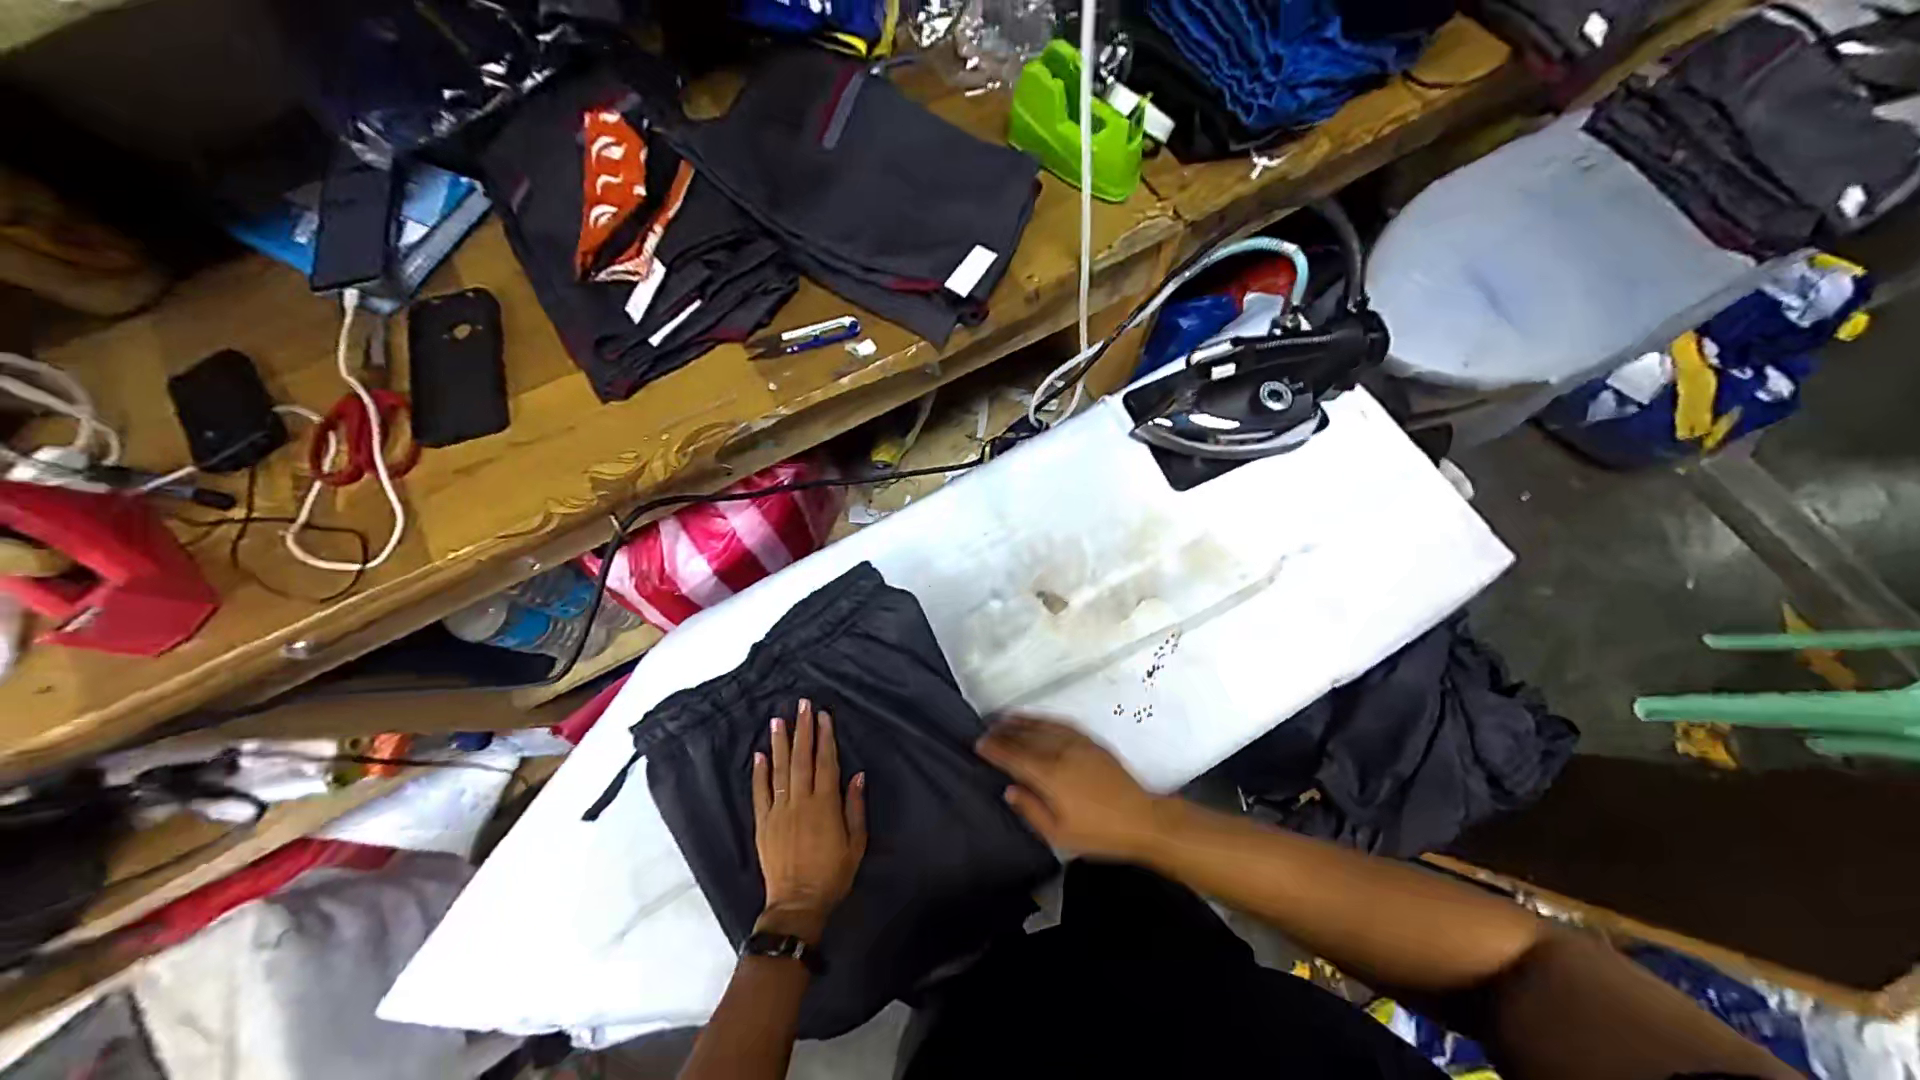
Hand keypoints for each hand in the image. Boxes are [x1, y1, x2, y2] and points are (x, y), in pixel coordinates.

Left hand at [752, 698, 866, 942]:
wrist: (797, 905)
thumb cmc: (833, 875)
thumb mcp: (856, 843)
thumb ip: (855, 807)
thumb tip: (856, 776)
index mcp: (825, 805)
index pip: (825, 762)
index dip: (825, 737)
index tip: (823, 716)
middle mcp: (800, 802)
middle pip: (801, 759)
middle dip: (803, 730)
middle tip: (802, 704)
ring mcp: (778, 811)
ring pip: (779, 770)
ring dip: (780, 743)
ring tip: (778, 720)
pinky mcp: (763, 823)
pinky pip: (760, 793)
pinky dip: (759, 772)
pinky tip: (760, 754)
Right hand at [975, 713, 1165, 860]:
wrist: (1142, 819)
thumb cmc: (1099, 832)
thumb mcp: (1059, 833)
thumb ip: (1031, 809)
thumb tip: (1010, 789)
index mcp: (1050, 776)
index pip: (1014, 756)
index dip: (995, 749)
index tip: (980, 744)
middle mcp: (1061, 753)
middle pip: (1026, 737)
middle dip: (1004, 732)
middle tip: (987, 729)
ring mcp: (1078, 744)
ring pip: (1043, 726)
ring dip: (1021, 721)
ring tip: (1004, 718)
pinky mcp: (1091, 742)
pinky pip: (1062, 723)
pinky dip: (1045, 719)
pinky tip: (1037, 719)